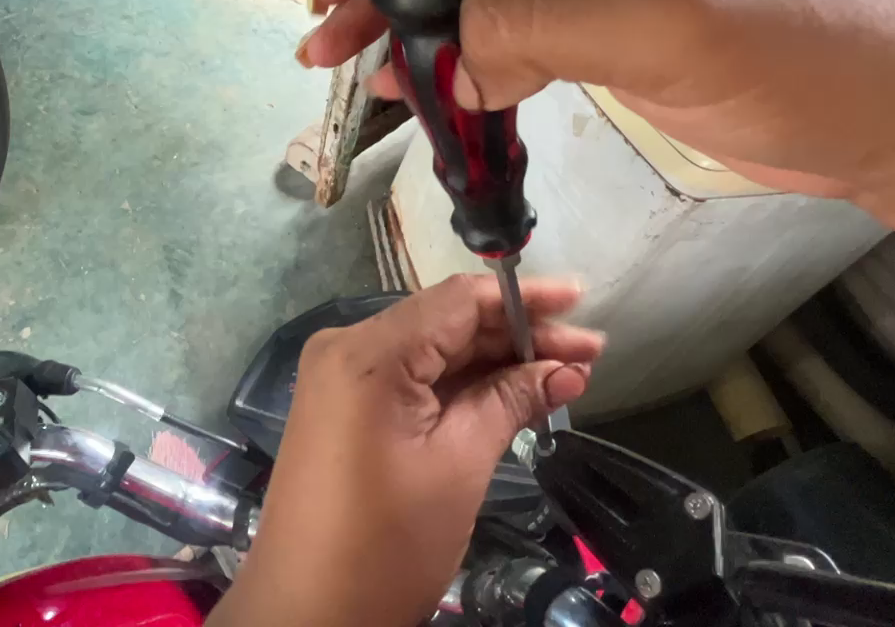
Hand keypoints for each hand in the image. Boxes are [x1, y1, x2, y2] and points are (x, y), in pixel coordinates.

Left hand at [209, 275, 601, 626]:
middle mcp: (348, 345)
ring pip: (430, 347)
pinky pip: (410, 374)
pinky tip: (512, 387)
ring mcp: (341, 372)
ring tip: (566, 369)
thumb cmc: (386, 544)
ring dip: (494, 358)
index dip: (520, 298)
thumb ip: (508, 401)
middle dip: (516, 333)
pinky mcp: (344, 399)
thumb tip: (565, 368)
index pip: (456, 301)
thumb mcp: (457, 466)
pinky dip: (459, 381)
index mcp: (368, 351)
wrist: (306, 611)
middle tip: (588, 351)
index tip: (579, 298)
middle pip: (445, 321)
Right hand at [266, 0, 894, 198]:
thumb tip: (443, 58)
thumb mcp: (667, 17)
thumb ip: (531, 21)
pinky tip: (398, 86)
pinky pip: (484, 19)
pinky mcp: (581, 11)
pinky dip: (437, 50)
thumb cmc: (813, 39)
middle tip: (302, 8)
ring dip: (386, 7)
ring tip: (328, 56)